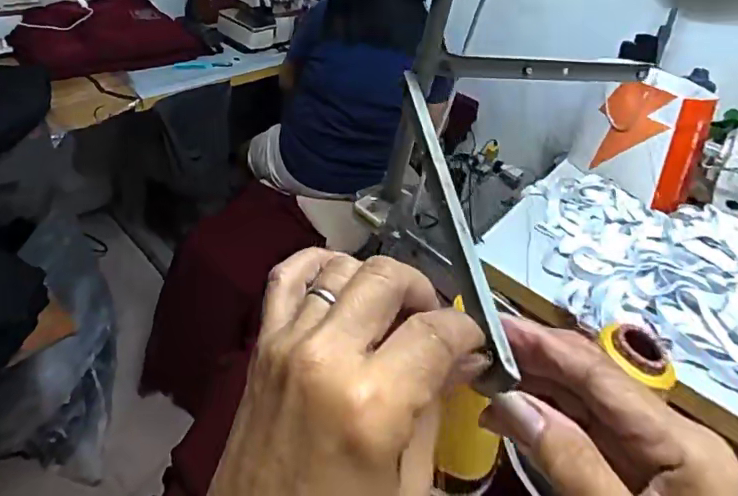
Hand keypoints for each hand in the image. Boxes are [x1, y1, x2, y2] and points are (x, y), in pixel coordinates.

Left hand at [208, 249, 487, 495]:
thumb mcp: (405, 485)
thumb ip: (433, 411)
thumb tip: (462, 360)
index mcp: (370, 403)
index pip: (432, 332)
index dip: (465, 330)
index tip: (474, 340)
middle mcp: (327, 356)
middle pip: (385, 278)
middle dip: (421, 289)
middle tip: (433, 320)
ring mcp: (288, 341)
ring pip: (340, 268)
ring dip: (374, 278)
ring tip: (390, 308)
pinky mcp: (262, 342)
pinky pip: (285, 275)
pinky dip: (314, 263)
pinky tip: (338, 275)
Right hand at [479, 316, 737, 495]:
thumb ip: (571, 463)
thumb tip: (510, 400)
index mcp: (682, 442)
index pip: (596, 371)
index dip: (540, 341)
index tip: (491, 321)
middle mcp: (675, 435)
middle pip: (593, 379)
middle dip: (535, 360)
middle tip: (479, 348)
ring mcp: (665, 456)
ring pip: (590, 402)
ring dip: (538, 388)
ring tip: (488, 381)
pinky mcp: (653, 477)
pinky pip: (596, 432)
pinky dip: (554, 419)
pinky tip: (519, 416)